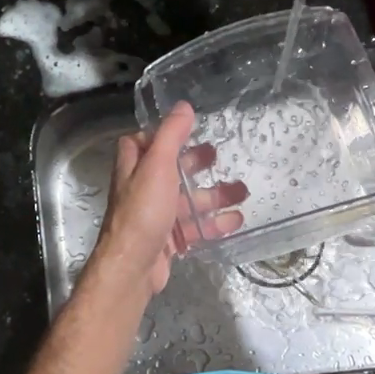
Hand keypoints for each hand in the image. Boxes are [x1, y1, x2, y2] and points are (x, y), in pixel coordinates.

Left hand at [89, 102, 247, 297]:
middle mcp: (142, 191)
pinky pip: (193, 229)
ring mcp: (155, 218)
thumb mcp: (157, 166)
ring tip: (242, 192)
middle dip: (196, 165)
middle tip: (220, 157)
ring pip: (187, 202)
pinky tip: (235, 221)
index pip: (142, 142)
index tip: (188, 129)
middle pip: (171, 171)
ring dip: (214, 196)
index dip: (163, 135)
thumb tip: (183, 106)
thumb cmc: (142, 213)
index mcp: (134, 168)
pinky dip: (213, 224)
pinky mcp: (167, 242)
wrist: (132, 267)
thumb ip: (171, 136)